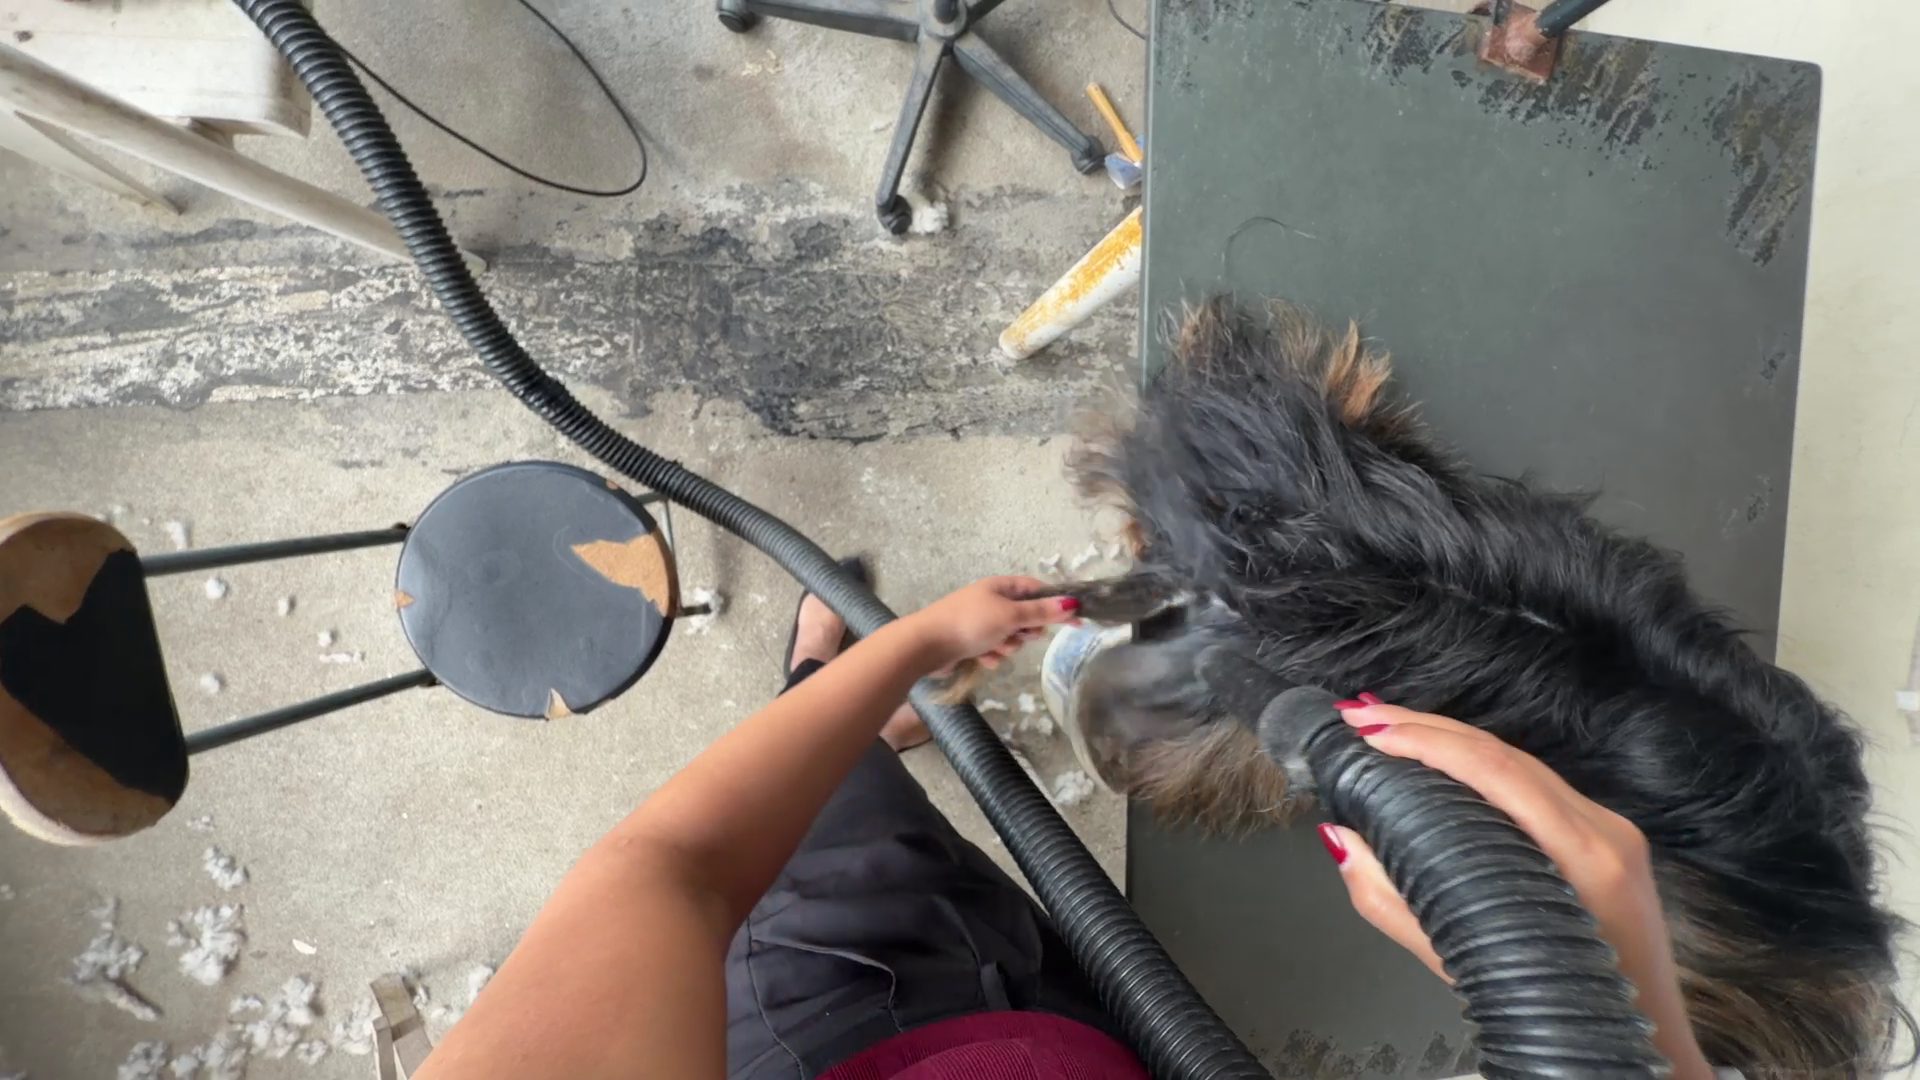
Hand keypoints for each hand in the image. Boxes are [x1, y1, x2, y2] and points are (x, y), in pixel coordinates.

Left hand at [902, 576, 1078, 672]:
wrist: (927, 645)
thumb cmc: (971, 623)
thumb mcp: (1010, 616)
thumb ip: (1041, 612)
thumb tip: (1072, 603)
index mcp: (1001, 586)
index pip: (1037, 590)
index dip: (1056, 604)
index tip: (1075, 620)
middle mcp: (992, 601)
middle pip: (1025, 616)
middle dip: (1025, 631)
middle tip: (1019, 635)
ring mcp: (981, 622)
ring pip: (1011, 637)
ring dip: (1007, 646)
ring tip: (994, 648)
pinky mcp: (972, 642)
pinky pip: (994, 650)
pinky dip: (991, 655)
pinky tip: (981, 658)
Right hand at [1320, 702, 1713, 1079]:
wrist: (1641, 1043)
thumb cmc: (1554, 1006)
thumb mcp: (1458, 961)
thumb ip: (1389, 901)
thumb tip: (1339, 840)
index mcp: (1584, 859)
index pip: (1496, 770)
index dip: (1428, 742)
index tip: (1369, 734)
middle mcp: (1602, 829)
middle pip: (1500, 750)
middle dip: (1420, 724)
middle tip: (1355, 716)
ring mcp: (1605, 825)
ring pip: (1511, 754)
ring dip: (1440, 733)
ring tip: (1378, 721)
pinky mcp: (1598, 828)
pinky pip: (1522, 773)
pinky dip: (1466, 753)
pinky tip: (1428, 745)